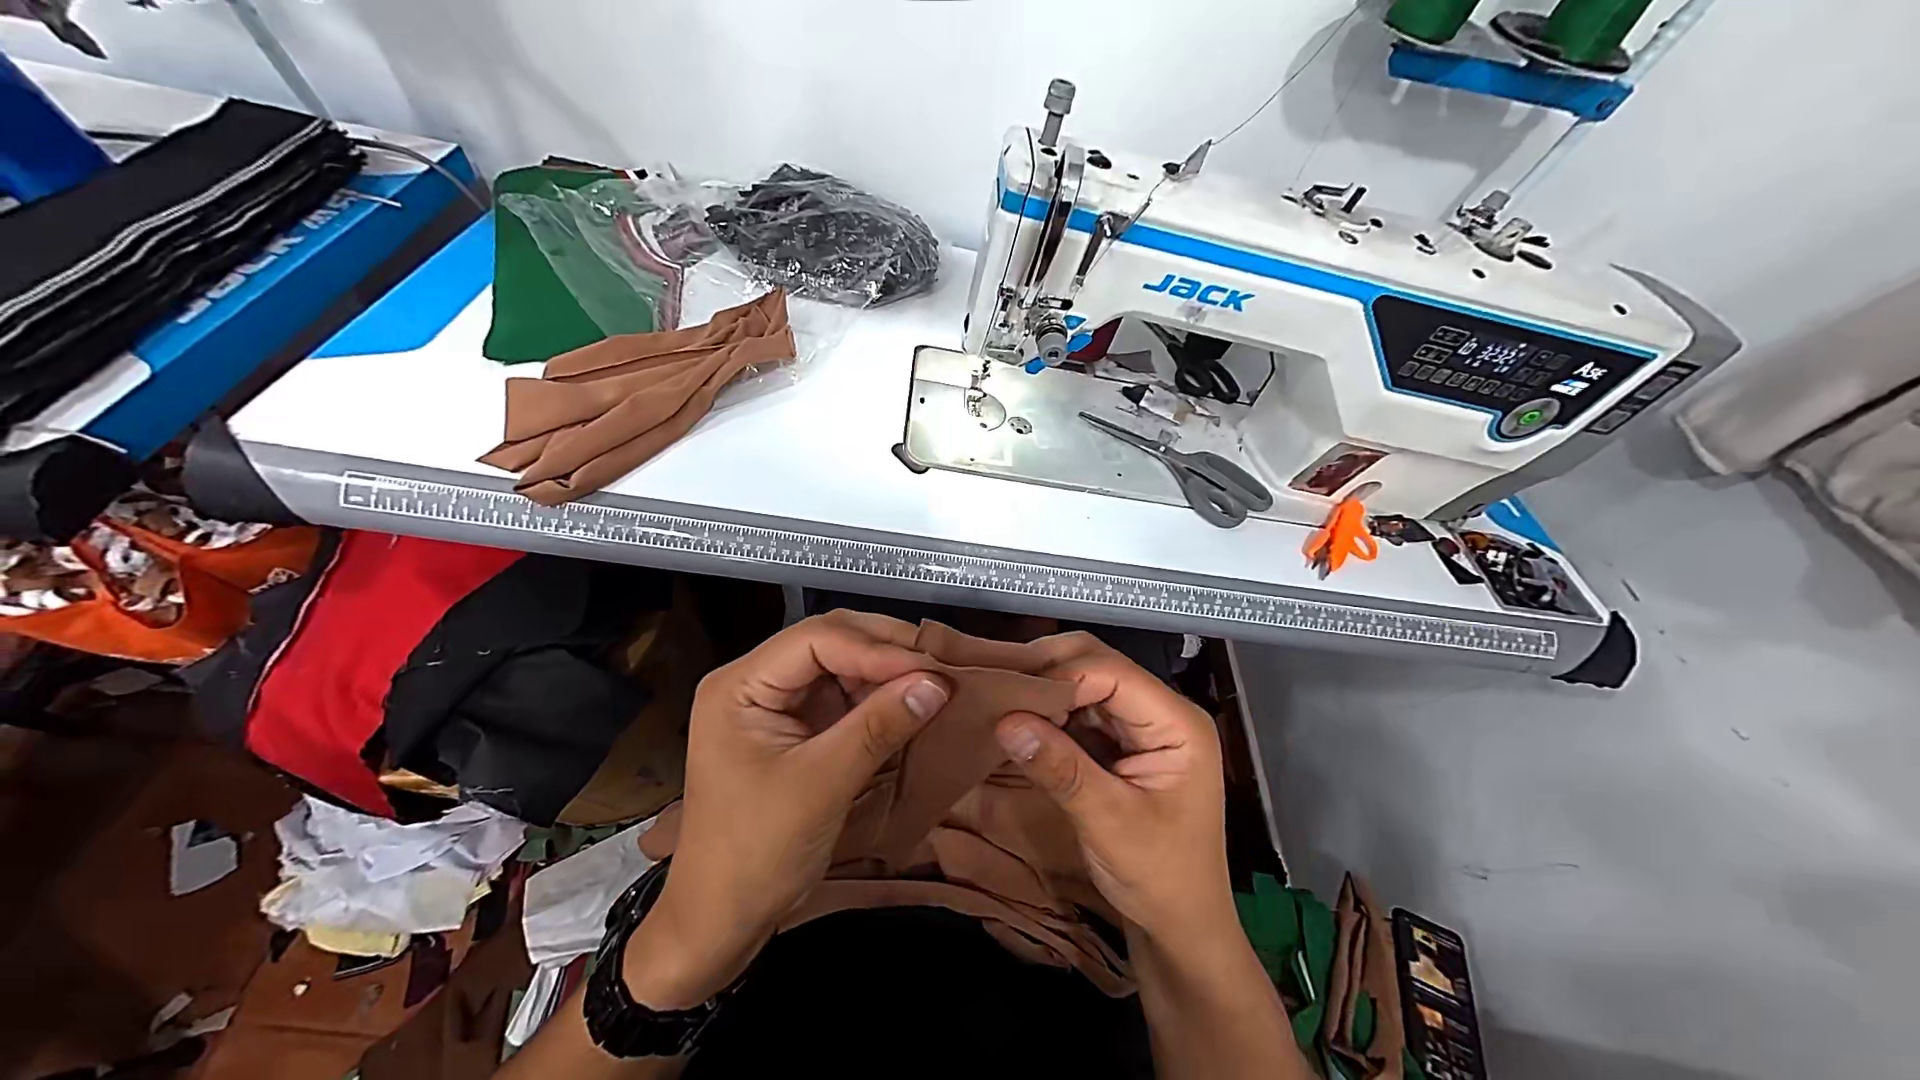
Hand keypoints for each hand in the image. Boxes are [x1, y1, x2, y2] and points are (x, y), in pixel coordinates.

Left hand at [624, 610, 949, 1007]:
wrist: (721, 920)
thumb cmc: (756, 853)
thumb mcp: (821, 785)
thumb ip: (878, 727)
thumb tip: (938, 683)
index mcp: (740, 685)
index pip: (816, 640)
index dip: (876, 648)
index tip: (931, 668)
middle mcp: (757, 681)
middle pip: (830, 642)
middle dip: (886, 651)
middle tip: (941, 664)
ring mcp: (779, 704)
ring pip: (843, 665)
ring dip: (888, 671)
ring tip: (936, 680)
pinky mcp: (799, 727)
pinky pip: (846, 697)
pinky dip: (880, 697)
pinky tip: (913, 702)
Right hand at [994, 633, 1234, 948]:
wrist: (1179, 924)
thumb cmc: (1160, 877)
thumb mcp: (1110, 825)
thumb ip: (1061, 769)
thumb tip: (1007, 721)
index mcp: (1176, 723)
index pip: (1112, 672)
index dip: (1060, 677)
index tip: (1009, 695)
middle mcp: (1159, 711)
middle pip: (1097, 664)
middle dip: (1047, 671)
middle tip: (996, 686)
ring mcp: (1138, 724)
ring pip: (1083, 681)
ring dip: (1042, 689)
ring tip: (998, 699)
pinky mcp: (1118, 741)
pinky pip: (1077, 709)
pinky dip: (1047, 710)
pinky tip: (1016, 719)